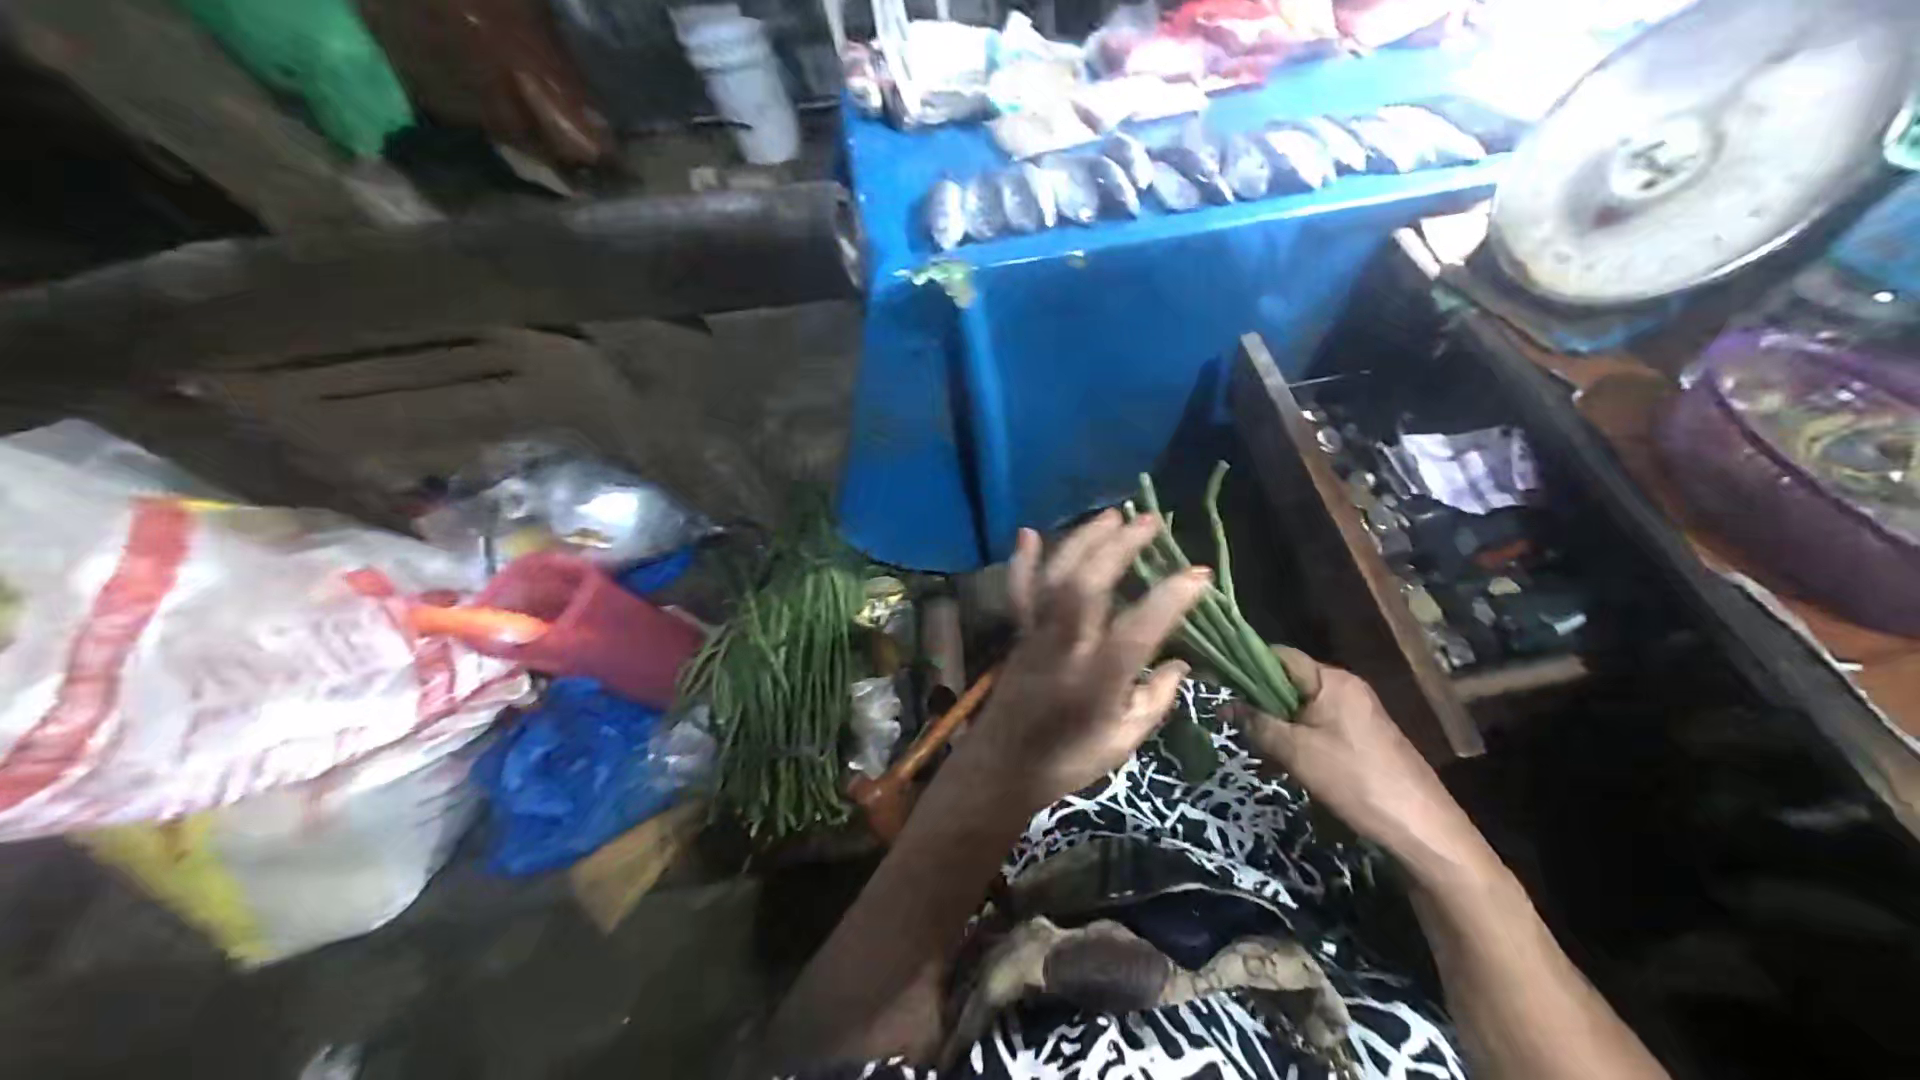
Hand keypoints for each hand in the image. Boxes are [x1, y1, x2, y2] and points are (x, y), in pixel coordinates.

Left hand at [951, 510, 1210, 814]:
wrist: (1000, 768)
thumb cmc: (1067, 763)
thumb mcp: (1123, 742)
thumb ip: (1154, 700)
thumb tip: (1180, 662)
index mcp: (1095, 683)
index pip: (1137, 631)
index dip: (1169, 599)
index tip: (1199, 574)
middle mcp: (1063, 651)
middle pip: (1087, 588)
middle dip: (1119, 549)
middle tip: (1151, 522)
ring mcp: (1036, 638)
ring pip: (1055, 579)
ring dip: (1083, 541)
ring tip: (1112, 515)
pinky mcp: (1018, 635)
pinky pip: (1019, 593)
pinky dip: (1024, 561)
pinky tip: (1029, 532)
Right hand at [1234, 649, 1493, 882]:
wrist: (1421, 828)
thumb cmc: (1353, 778)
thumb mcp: (1294, 751)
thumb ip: (1256, 723)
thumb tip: (1224, 704)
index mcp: (1331, 679)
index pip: (1277, 655)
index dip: (1244, 664)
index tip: (1217, 683)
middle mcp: (1344, 687)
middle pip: (1287, 681)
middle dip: (1257, 702)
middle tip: (1233, 724)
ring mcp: (1356, 712)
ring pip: (1299, 707)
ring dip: (1274, 725)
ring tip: (1255, 751)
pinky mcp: (1361, 736)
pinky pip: (1316, 726)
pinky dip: (1295, 739)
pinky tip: (1282, 765)